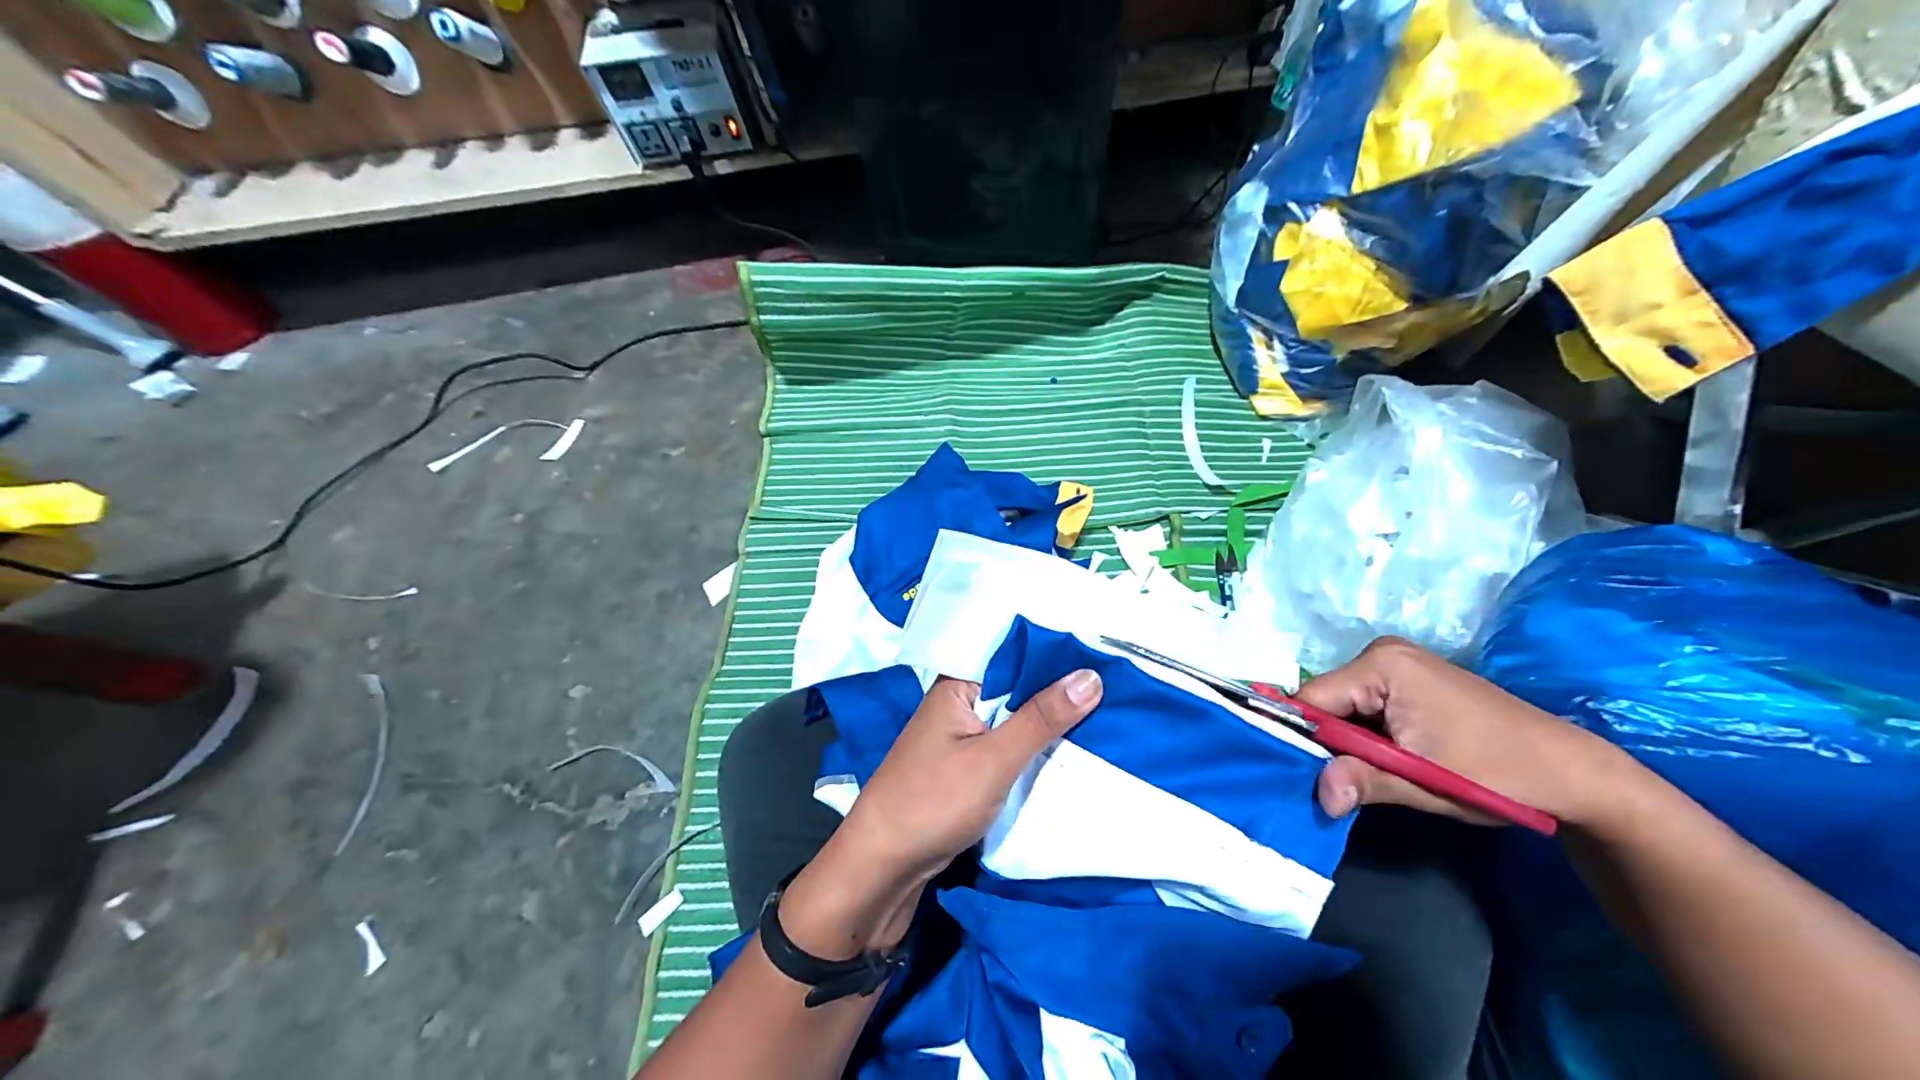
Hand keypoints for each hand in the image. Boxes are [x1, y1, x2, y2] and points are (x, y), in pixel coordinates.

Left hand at [778, 670, 1103, 958]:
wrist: (884, 865)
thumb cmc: (933, 801)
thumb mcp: (994, 759)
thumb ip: (1041, 718)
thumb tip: (1091, 676)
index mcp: (958, 685)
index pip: (1013, 651)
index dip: (1056, 649)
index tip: (1104, 644)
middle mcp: (959, 703)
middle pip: (1017, 685)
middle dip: (1060, 686)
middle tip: (1119, 677)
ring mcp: (963, 736)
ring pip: (1015, 718)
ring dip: (1051, 719)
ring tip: (1110, 704)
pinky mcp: (968, 767)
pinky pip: (1009, 746)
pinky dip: (1035, 746)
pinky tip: (1073, 744)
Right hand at [1295, 637, 1644, 829]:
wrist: (1574, 773)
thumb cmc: (1501, 773)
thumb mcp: (1427, 782)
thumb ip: (1365, 780)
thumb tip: (1319, 795)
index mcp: (1382, 665)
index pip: (1313, 701)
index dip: (1305, 741)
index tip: (1305, 779)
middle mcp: (1382, 654)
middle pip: (1326, 703)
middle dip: (1329, 745)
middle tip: (1340, 785)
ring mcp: (1396, 664)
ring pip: (1343, 708)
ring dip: (1348, 744)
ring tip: (1365, 776)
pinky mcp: (1408, 681)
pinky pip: (1364, 707)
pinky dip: (1366, 737)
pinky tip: (1383, 761)